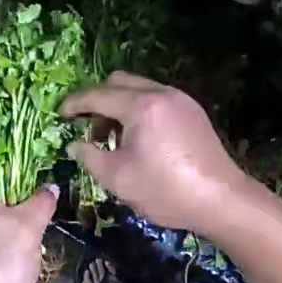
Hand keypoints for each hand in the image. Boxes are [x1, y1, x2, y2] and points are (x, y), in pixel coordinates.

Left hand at [0, 163, 55, 282]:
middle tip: (42, 174)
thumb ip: (42, 200)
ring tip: (41, 198)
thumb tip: (50, 187)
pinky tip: (30, 226)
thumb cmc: (2, 262)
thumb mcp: (29, 225)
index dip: (3, 153)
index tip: (29, 151)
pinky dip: (9, 220)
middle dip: (14, 178)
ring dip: (14, 202)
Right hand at [61, 72, 250, 232]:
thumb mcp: (118, 178)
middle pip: (119, 82)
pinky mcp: (193, 113)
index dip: (74, 104)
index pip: (97, 95)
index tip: (59, 115)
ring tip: (114, 140)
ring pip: (140, 90)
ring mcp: (181, 101)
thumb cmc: (165, 190)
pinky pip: (157, 100)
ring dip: (120, 106)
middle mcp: (162, 93)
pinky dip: (140, 111)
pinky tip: (139, 141)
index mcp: (141, 105)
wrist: (221, 200)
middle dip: (98, 101)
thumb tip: (75, 145)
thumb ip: (90, 157)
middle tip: (89, 130)